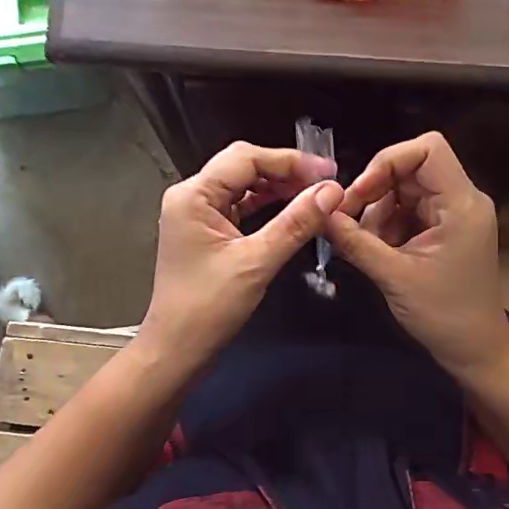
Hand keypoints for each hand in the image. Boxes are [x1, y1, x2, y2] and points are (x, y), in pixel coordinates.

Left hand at [138, 141, 342, 368]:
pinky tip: (293, 210)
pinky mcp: (207, 233)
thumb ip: (295, 223)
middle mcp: (191, 198)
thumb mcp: (256, 262)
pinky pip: (241, 207)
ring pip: (244, 186)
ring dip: (279, 188)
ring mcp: (197, 215)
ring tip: (315, 195)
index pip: (247, 158)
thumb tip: (331, 192)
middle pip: (244, 166)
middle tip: (325, 184)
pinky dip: (268, 206)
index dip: (291, 161)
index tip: (328, 172)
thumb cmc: (207, 309)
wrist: (177, 350)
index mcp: (193, 196)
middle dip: (286, 171)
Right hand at [324, 132, 508, 373]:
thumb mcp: (393, 276)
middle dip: (374, 190)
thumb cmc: (442, 313)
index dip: (388, 161)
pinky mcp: (444, 229)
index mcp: (461, 204)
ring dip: (376, 211)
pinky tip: (375, 249)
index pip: (428, 149)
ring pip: (404, 190)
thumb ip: (355, 241)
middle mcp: (461, 200)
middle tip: (347, 220)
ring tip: (363, 244)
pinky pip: (408, 210)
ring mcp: (453, 215)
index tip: (361, 193)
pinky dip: (386, 224)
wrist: (473, 348)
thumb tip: (320, 214)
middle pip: (410, 168)